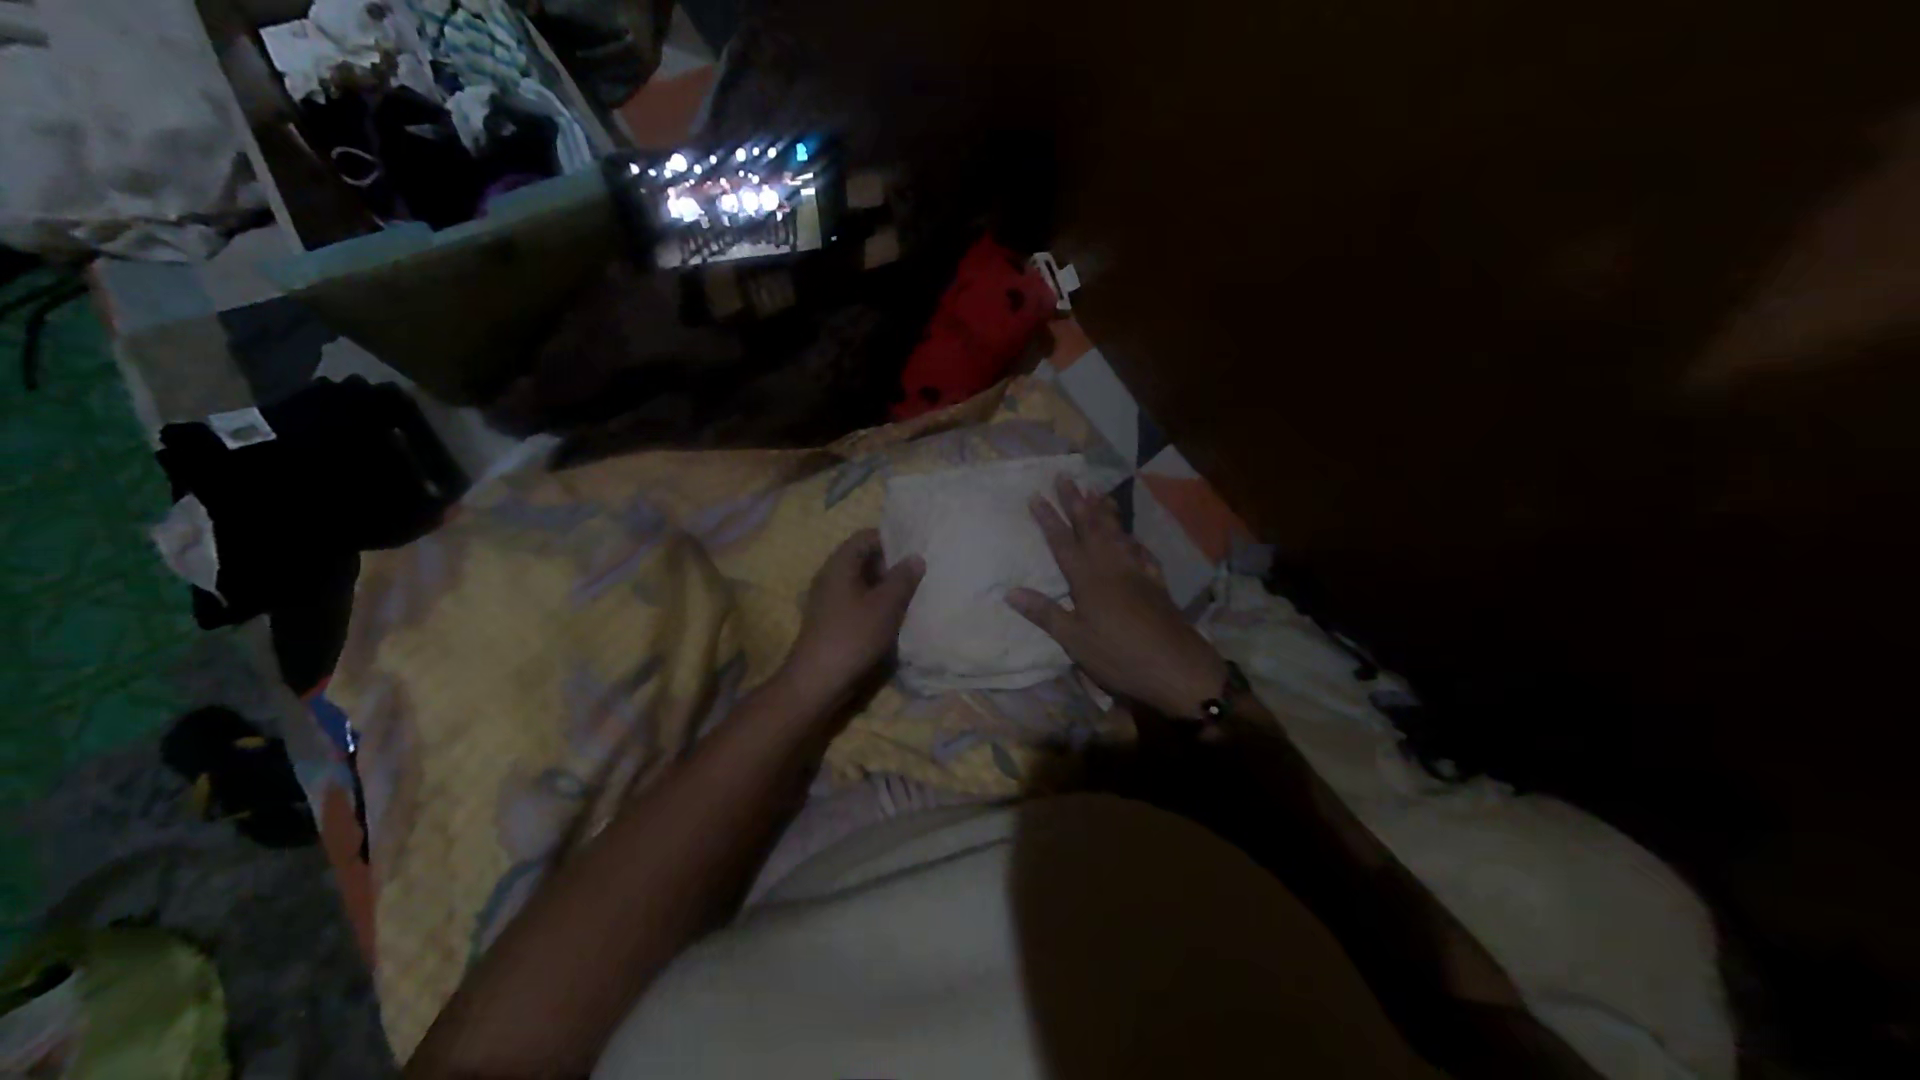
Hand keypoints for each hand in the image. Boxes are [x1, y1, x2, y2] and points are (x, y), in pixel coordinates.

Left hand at [776, 528, 924, 710]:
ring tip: (913, 593)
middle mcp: (830, 577)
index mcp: (839, 565)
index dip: (891, 538)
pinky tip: (895, 615)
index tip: (916, 547)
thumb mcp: (886, 605)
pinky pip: (857, 602)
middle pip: (863, 559)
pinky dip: (876, 604)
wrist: (818, 681)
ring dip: (885, 586)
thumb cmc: (853, 636)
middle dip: (891, 564)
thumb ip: (903, 578)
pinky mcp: (832, 621)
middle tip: (919, 572)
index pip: (865, 537)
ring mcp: (829, 600)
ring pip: (862, 582)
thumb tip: (915, 557)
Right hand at [1007, 475, 1227, 717]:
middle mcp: (1112, 567)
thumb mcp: (1075, 640)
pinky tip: (1132, 537)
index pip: (1062, 543)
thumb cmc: (1119, 656)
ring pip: (1117, 533)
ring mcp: (1137, 572)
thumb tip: (1010, 592)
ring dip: (1104, 512)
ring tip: (1096, 492)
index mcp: (1088, 580)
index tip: (1036, 495)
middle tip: (1066, 477)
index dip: (1048, 519)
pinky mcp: (1156, 583)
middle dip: (1076, 502)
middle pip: (1091, 528)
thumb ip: (1044, 613)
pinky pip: (1141, 552)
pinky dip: (1133, 539)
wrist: (1177, 667)